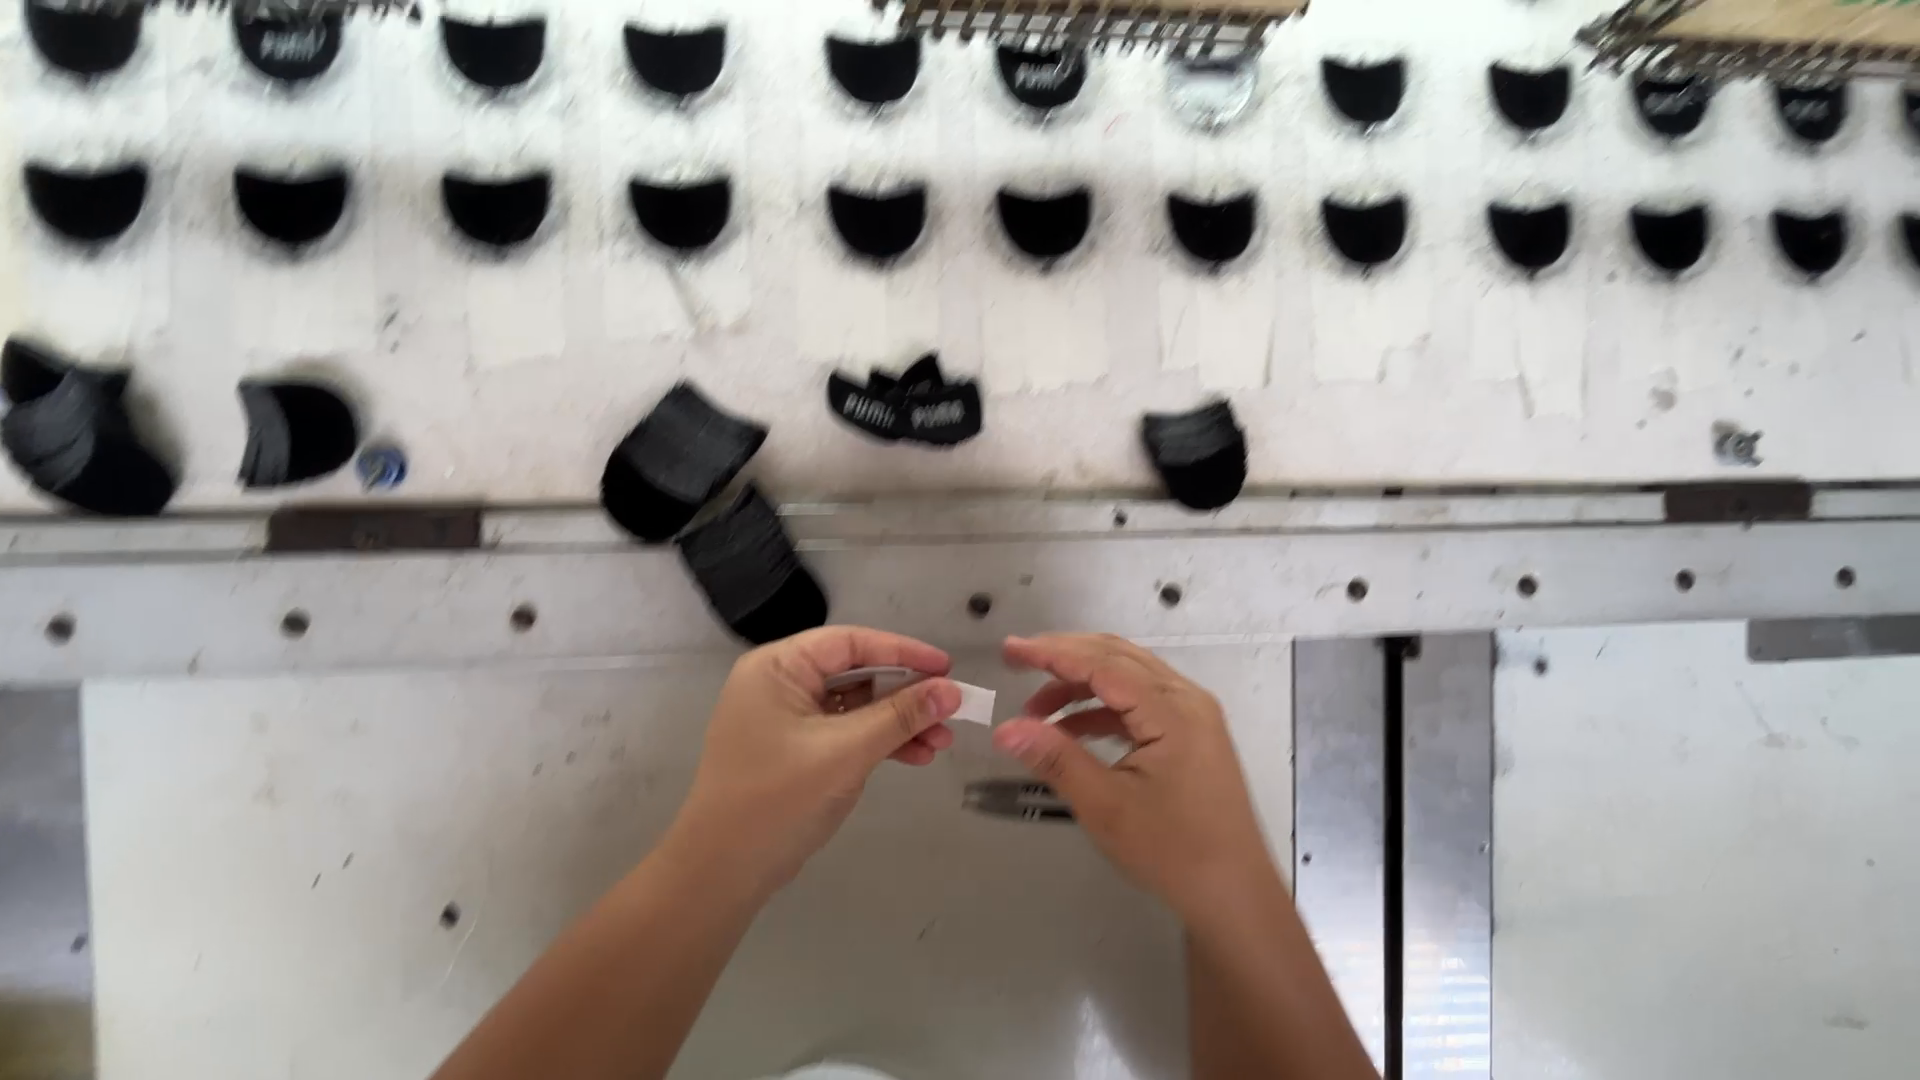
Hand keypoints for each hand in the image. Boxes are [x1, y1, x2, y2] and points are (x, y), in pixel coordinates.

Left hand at [668, 626, 962, 894]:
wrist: (723, 873)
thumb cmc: (777, 799)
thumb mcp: (845, 752)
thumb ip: (900, 717)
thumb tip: (952, 691)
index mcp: (779, 667)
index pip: (850, 643)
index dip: (903, 651)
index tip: (947, 667)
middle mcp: (782, 683)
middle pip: (857, 673)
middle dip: (906, 694)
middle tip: (951, 710)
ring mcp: (789, 718)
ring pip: (857, 706)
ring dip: (899, 722)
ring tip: (941, 743)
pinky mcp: (798, 749)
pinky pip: (848, 732)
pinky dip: (880, 742)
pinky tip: (916, 756)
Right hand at [992, 634, 1278, 920]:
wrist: (1234, 895)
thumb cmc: (1172, 850)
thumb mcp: (1105, 806)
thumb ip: (1055, 759)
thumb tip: (1005, 730)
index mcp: (1172, 710)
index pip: (1102, 664)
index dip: (1052, 653)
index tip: (1011, 650)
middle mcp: (1186, 699)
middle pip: (1117, 658)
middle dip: (1064, 656)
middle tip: (1018, 662)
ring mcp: (1192, 715)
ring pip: (1127, 677)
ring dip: (1080, 685)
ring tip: (1036, 711)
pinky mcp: (1190, 733)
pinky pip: (1139, 702)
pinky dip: (1101, 708)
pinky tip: (1070, 730)